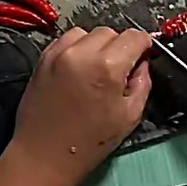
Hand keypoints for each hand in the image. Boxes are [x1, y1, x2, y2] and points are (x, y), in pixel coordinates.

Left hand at [0, 27, 152, 185]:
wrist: (44, 153)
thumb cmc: (90, 141)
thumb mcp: (130, 115)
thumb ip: (141, 82)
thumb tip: (141, 62)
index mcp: (106, 66)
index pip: (134, 37)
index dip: (144, 45)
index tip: (143, 55)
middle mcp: (81, 53)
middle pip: (110, 32)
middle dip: (119, 46)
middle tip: (119, 69)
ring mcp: (58, 53)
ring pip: (86, 33)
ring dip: (96, 45)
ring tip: (96, 69)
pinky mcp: (42, 58)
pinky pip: (65, 40)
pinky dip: (76, 48)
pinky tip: (78, 69)